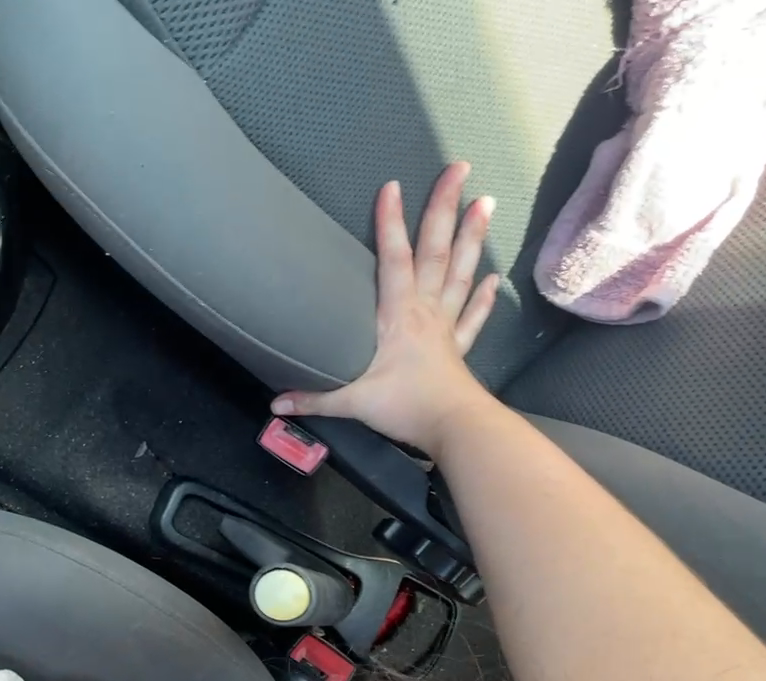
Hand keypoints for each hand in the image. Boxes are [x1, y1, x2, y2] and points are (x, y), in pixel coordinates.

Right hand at [271, 162, 503, 456]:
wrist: (454, 426)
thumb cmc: (404, 407)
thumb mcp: (351, 403)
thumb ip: (312, 399)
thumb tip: (275, 402)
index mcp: (398, 317)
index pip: (393, 261)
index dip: (390, 224)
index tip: (392, 186)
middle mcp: (425, 312)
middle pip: (436, 252)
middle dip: (445, 209)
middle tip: (461, 169)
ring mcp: (445, 327)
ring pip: (460, 273)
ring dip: (472, 238)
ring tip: (486, 202)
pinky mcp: (457, 348)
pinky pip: (471, 316)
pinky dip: (481, 296)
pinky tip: (490, 279)